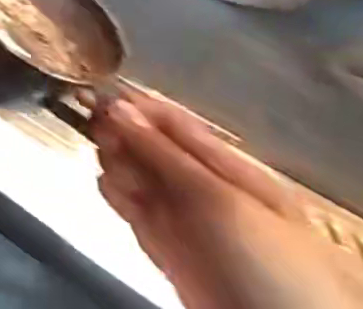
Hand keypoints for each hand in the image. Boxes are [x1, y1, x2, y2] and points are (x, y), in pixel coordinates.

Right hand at [94, 93, 362, 308]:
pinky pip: (129, 204)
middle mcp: (203, 186)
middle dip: (119, 136)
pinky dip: (115, 194)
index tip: (92, 97)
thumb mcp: (219, 200)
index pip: (172, 122)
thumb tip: (114, 104)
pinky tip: (114, 193)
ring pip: (131, 171)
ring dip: (116, 165)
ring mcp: (183, 216)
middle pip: (145, 143)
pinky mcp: (163, 241)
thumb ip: (163, 151)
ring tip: (120, 177)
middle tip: (106, 141)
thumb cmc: (269, 266)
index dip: (132, 105)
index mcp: (230, 168)